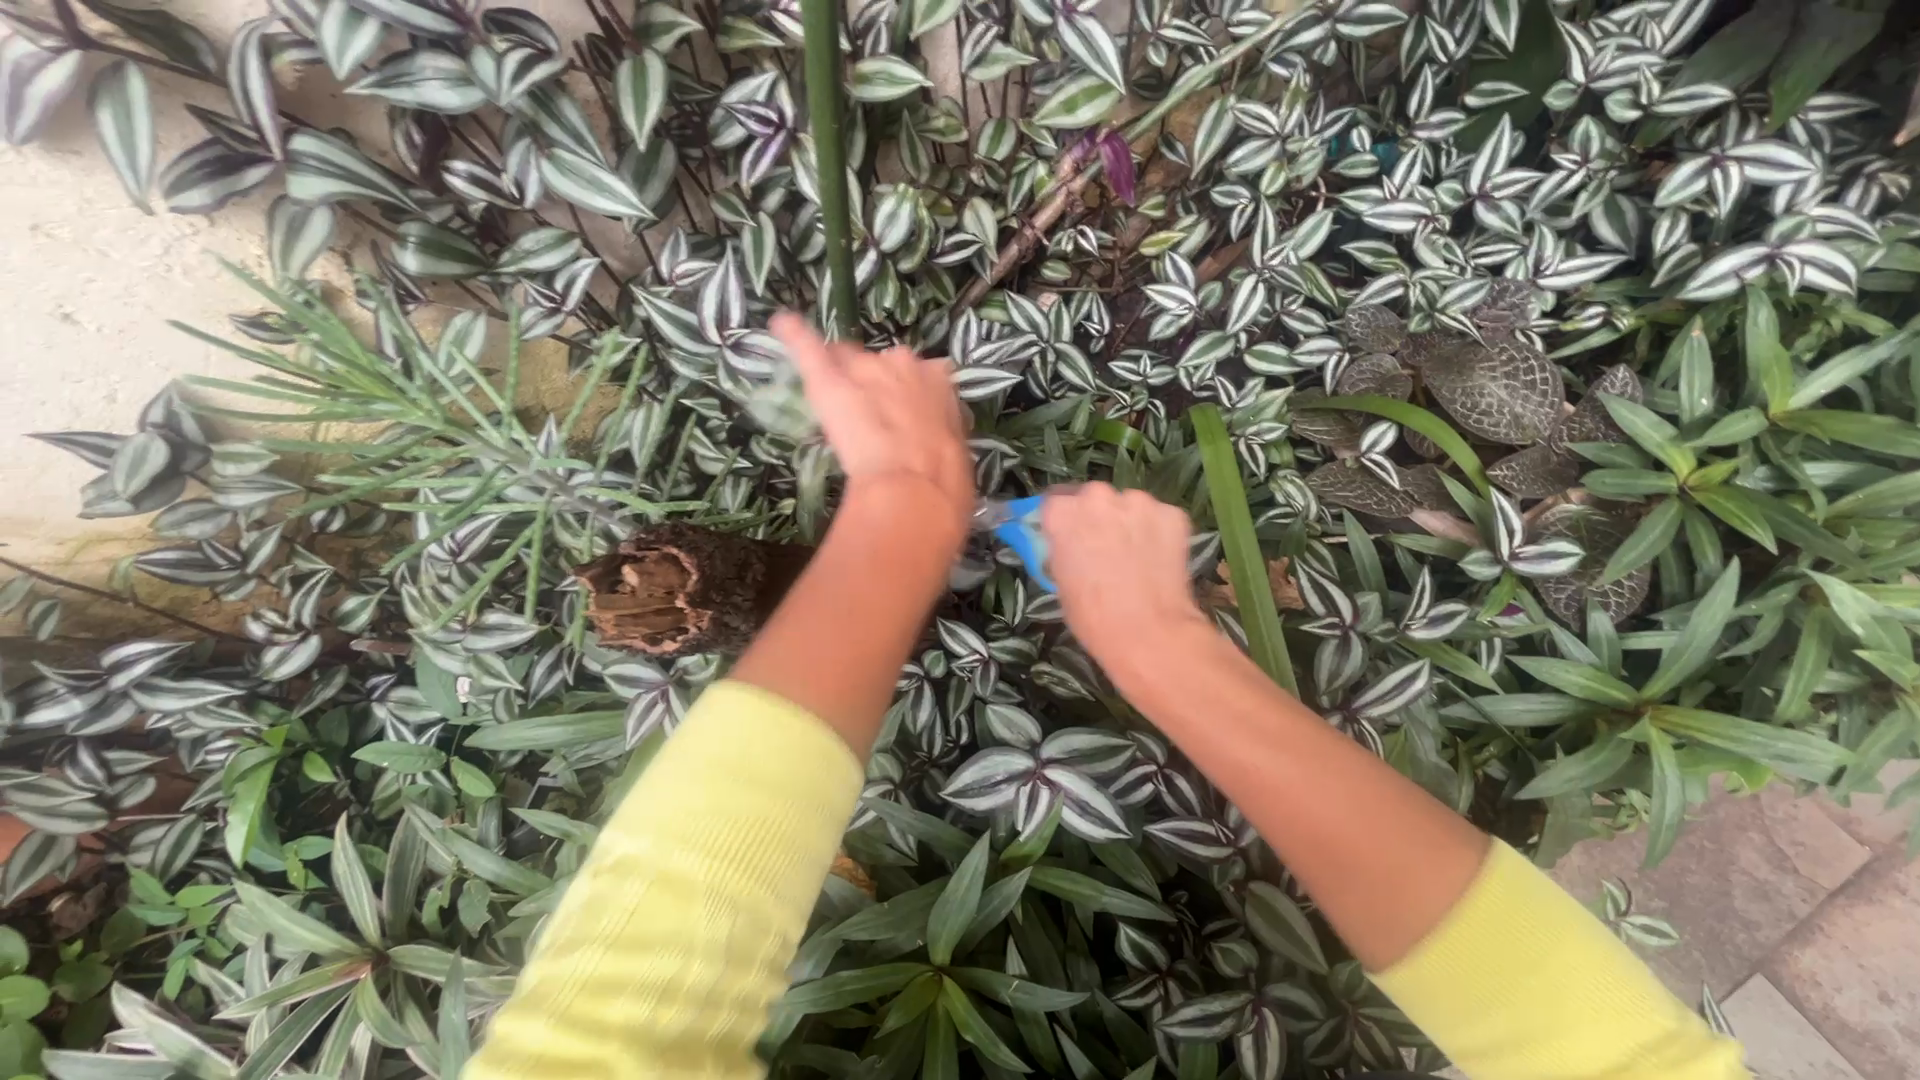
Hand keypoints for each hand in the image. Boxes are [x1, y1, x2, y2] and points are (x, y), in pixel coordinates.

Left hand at [771, 313, 974, 546]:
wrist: (915, 484)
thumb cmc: (943, 478)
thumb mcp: (952, 448)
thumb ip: (938, 431)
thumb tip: (930, 442)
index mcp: (938, 380)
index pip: (914, 375)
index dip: (903, 395)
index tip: (899, 415)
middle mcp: (903, 364)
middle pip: (879, 365)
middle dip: (872, 385)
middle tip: (869, 420)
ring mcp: (864, 368)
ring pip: (847, 363)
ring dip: (843, 380)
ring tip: (836, 408)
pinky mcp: (828, 380)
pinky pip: (808, 348)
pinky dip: (794, 336)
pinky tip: (782, 325)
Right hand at [1041, 483, 1209, 671]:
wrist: (1148, 631)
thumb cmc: (1092, 615)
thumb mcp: (1060, 581)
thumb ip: (1062, 550)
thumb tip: (1070, 544)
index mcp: (1063, 512)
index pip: (1054, 502)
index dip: (1061, 521)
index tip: (1067, 536)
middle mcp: (1098, 497)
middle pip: (1093, 498)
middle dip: (1096, 517)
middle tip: (1102, 546)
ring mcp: (1139, 502)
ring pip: (1129, 505)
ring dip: (1128, 521)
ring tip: (1135, 555)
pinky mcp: (1172, 513)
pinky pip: (1159, 517)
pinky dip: (1157, 532)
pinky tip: (1158, 558)